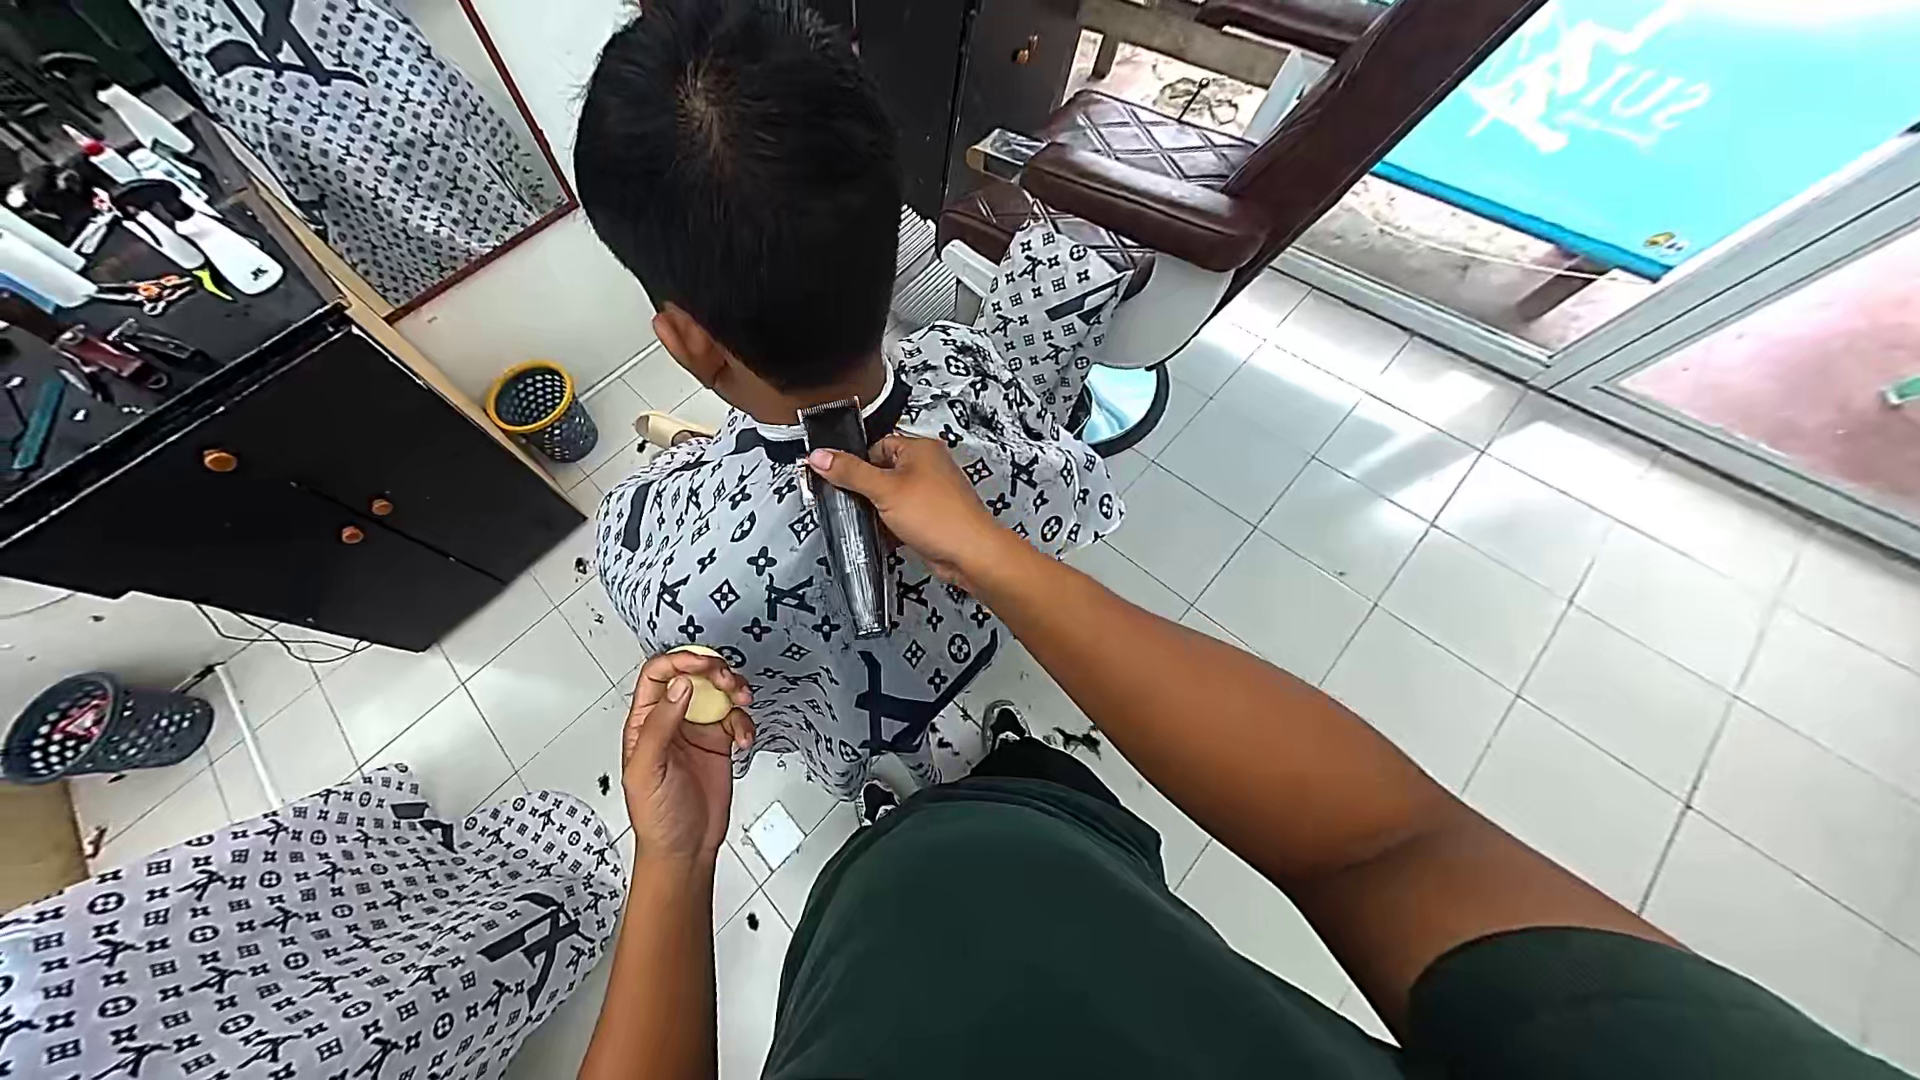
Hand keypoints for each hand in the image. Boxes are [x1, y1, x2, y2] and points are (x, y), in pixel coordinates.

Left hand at [621, 650, 754, 866]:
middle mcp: (672, 719)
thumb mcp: (647, 770)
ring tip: (741, 700)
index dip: (680, 661)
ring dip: (735, 689)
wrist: (686, 847)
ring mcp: (698, 728)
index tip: (702, 664)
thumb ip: (660, 725)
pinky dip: (745, 722)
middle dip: (714, 670)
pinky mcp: (720, 739)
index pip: (658, 675)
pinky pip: (737, 716)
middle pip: (693, 674)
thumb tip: (678, 686)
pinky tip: (742, 737)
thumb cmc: (657, 817)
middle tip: (727, 680)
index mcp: (645, 722)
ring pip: (719, 690)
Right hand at [806, 434, 1010, 591]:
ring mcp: (930, 494)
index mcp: (920, 448)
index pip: (876, 444)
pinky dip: (890, 526)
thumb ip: (850, 472)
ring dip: (878, 511)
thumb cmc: (942, 517)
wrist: (970, 554)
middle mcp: (927, 467)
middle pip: (881, 472)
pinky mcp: (930, 517)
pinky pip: (901, 517)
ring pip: (891, 497)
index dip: (855, 460)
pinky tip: (886, 535)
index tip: (836, 474)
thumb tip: (821, 457)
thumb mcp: (884, 490)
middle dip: (866, 490)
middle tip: (855, 501)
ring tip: (874, 520)